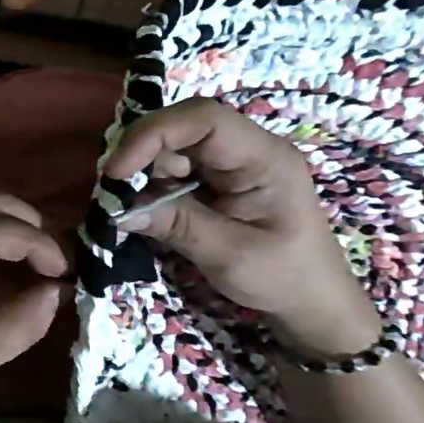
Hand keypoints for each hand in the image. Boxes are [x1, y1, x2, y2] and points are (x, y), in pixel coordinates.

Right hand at [104, 98, 380, 356]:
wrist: (310, 302)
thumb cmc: (283, 278)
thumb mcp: (230, 255)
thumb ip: (177, 225)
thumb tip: (120, 209)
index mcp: (263, 157)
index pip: (203, 119)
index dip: (153, 134)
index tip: (117, 170)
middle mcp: (245, 150)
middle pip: (180, 129)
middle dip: (141, 155)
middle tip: (113, 193)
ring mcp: (228, 164)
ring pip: (170, 149)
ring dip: (141, 175)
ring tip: (124, 208)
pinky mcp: (214, 182)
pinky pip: (173, 171)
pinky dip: (150, 188)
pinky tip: (140, 210)